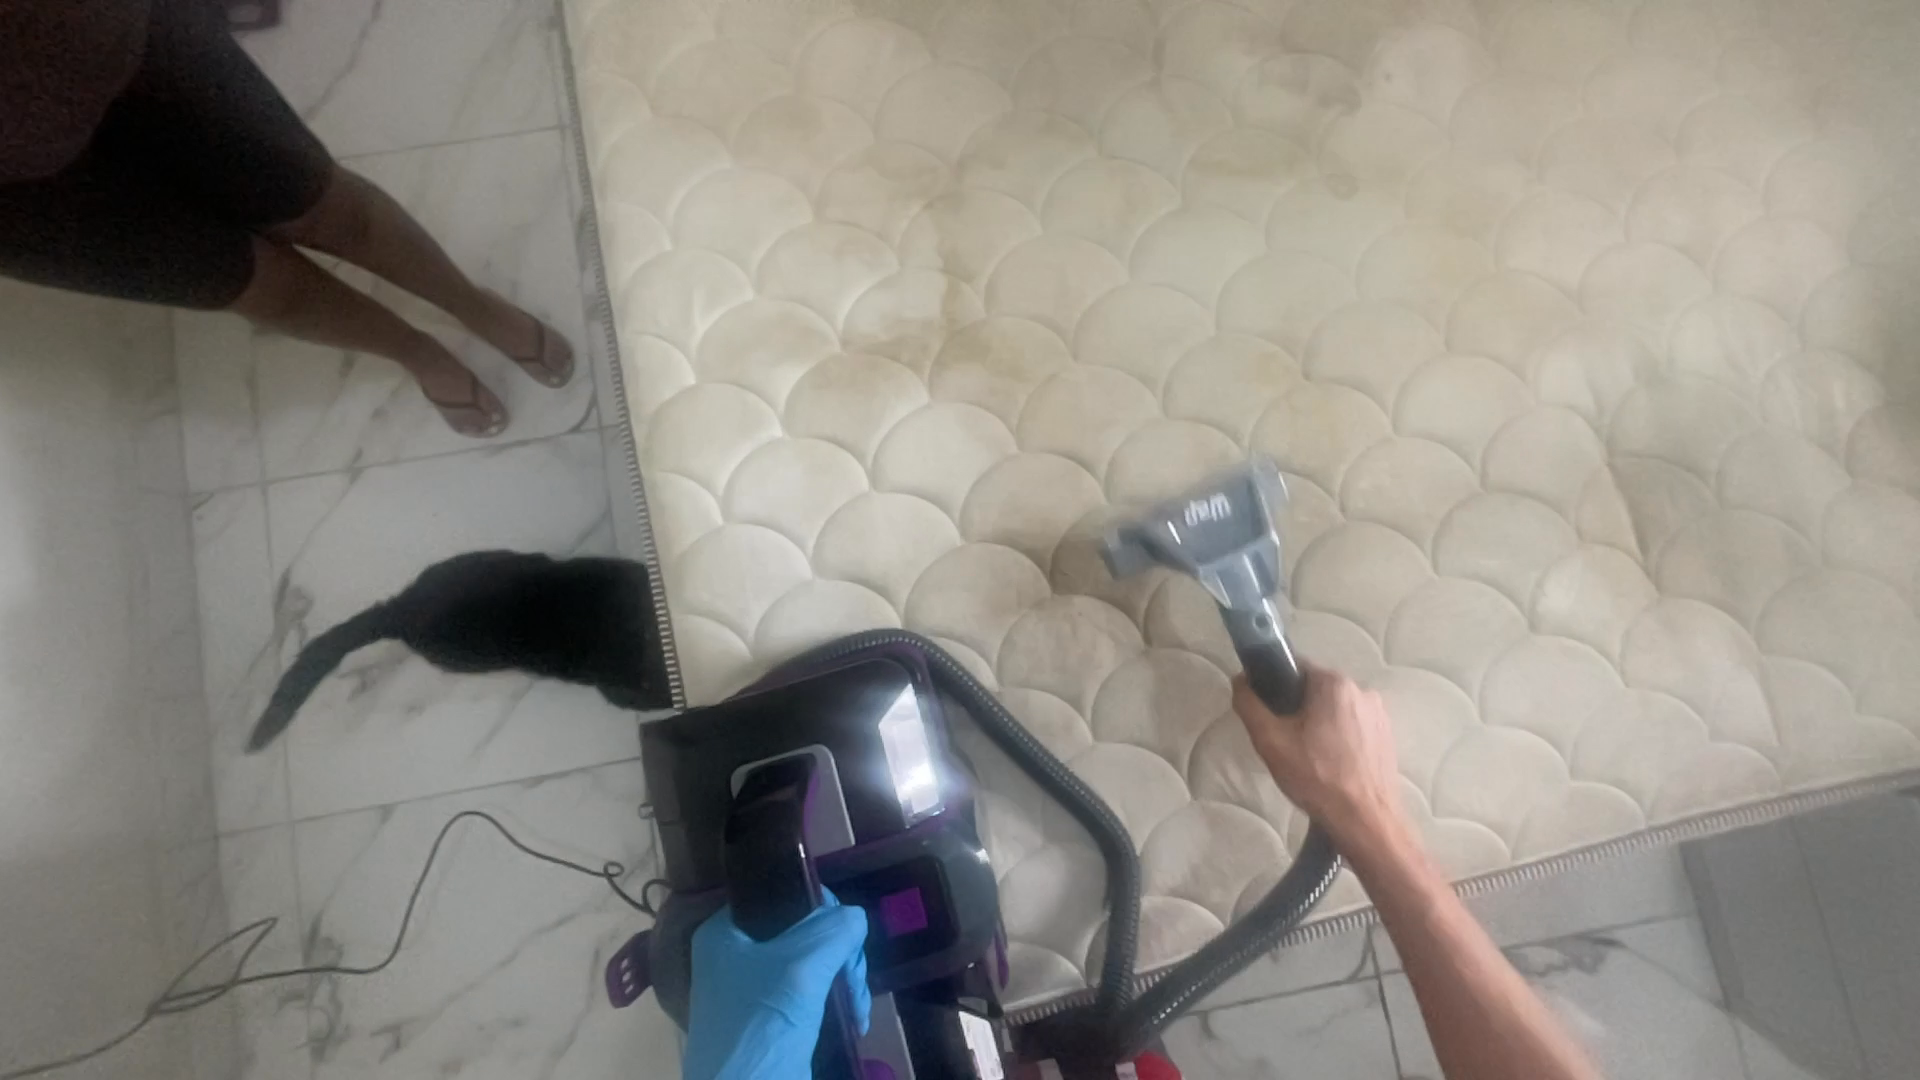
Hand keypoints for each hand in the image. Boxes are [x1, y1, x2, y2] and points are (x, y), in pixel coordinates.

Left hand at [682, 892, 871, 1079]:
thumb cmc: (760, 1032)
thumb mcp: (801, 967)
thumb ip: (835, 928)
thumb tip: (854, 919)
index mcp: (726, 930)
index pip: (787, 891)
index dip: (823, 907)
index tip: (845, 938)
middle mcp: (737, 953)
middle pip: (808, 928)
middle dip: (840, 954)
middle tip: (854, 983)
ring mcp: (754, 990)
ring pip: (817, 961)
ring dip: (846, 980)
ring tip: (858, 1012)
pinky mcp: (772, 1021)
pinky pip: (814, 992)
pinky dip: (839, 1002)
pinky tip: (854, 1022)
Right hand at [1232, 661, 1404, 848]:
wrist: (1365, 822)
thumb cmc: (1315, 777)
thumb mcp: (1269, 740)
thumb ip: (1249, 704)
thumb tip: (1240, 680)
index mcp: (1334, 683)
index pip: (1293, 667)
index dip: (1273, 687)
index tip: (1266, 712)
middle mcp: (1361, 690)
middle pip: (1314, 689)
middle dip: (1295, 708)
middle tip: (1282, 739)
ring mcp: (1378, 714)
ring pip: (1333, 708)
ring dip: (1316, 722)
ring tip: (1306, 755)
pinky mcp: (1387, 736)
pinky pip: (1351, 724)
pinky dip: (1336, 736)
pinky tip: (1329, 762)